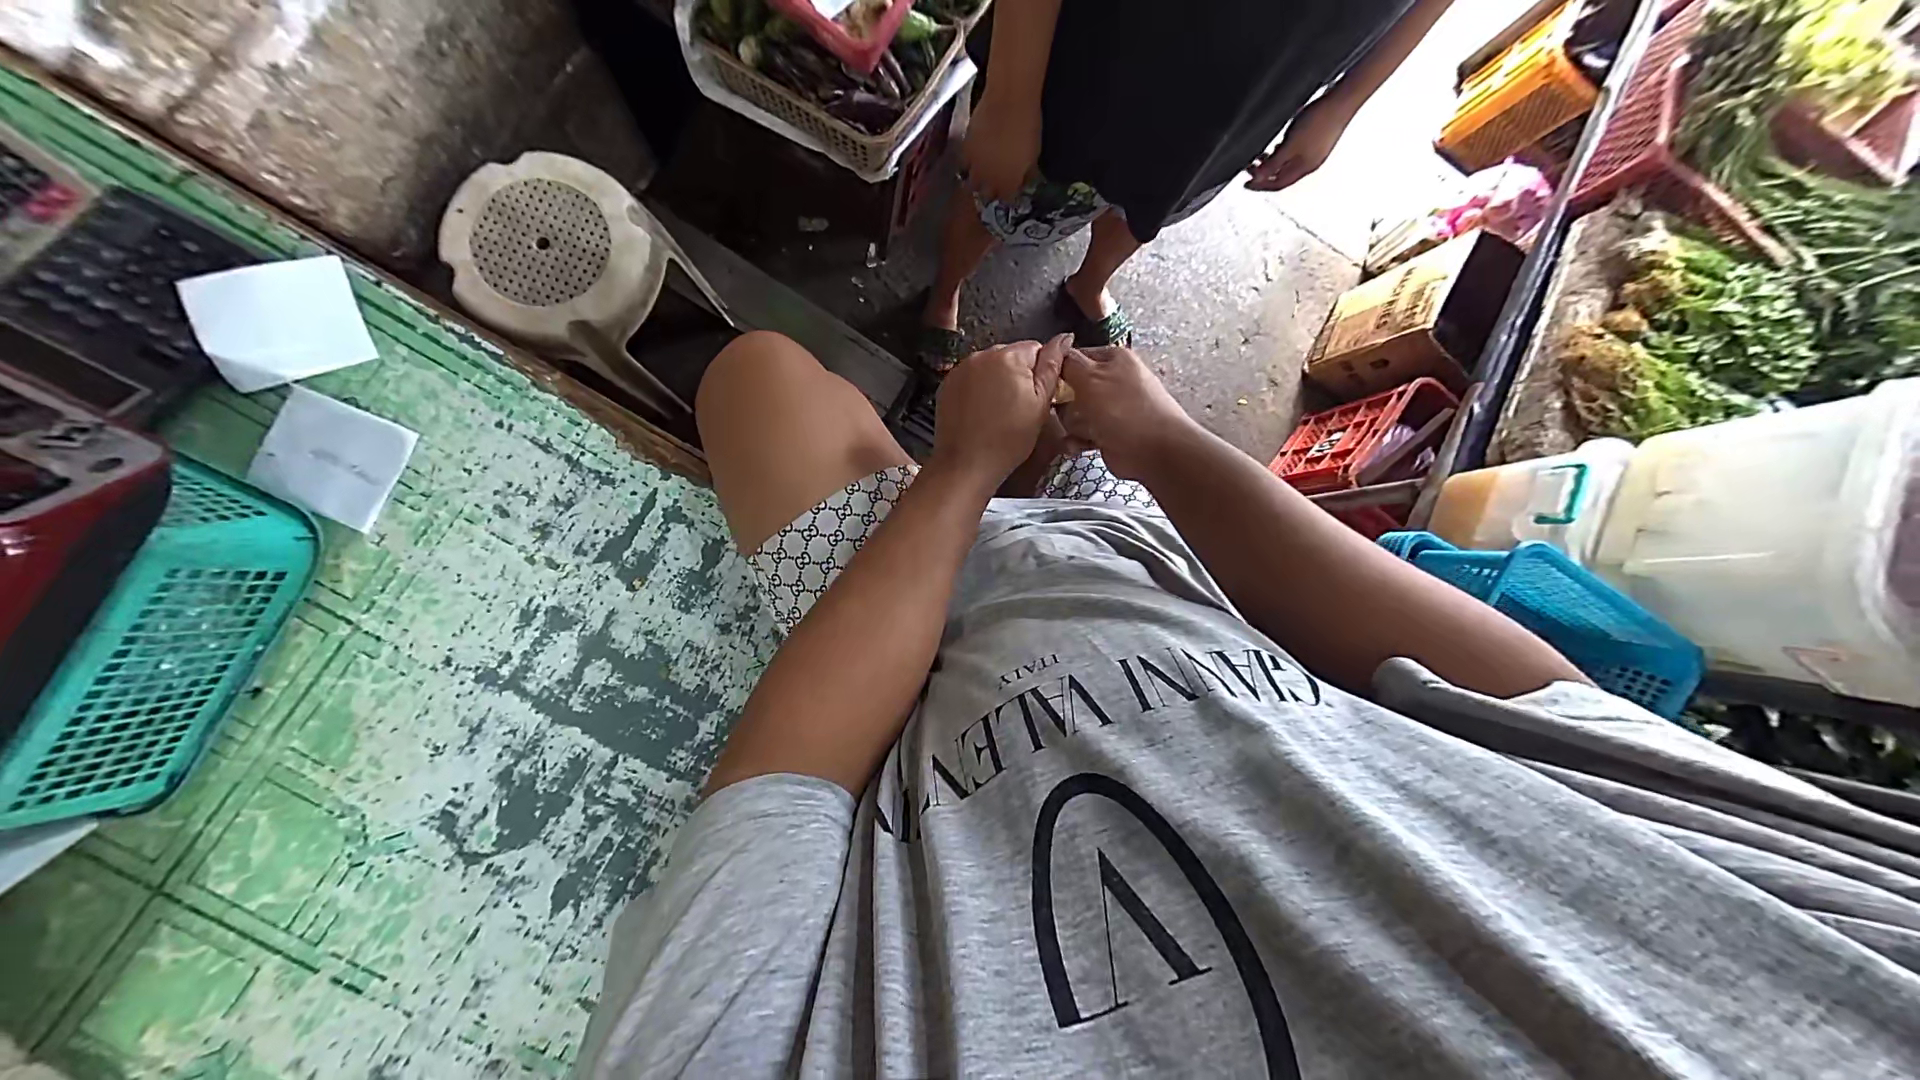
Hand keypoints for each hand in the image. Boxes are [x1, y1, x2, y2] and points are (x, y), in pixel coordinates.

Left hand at [934, 335, 1068, 486]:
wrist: (966, 464)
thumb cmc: (1007, 440)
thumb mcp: (1040, 405)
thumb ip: (1052, 366)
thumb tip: (1064, 338)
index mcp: (1009, 357)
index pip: (1035, 348)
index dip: (1040, 373)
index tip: (1036, 396)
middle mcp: (982, 355)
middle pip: (1011, 355)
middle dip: (1017, 376)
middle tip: (1018, 408)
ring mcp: (961, 369)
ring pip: (990, 367)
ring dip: (997, 382)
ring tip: (998, 413)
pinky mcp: (948, 383)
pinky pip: (971, 378)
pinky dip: (978, 391)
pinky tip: (981, 413)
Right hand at [962, 94, 1040, 201]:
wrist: (1009, 100)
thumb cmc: (1028, 126)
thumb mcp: (1033, 154)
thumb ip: (1026, 172)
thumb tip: (1023, 181)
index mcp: (1010, 182)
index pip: (1007, 199)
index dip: (1008, 195)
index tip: (1009, 190)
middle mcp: (991, 180)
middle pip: (986, 196)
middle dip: (990, 192)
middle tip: (994, 183)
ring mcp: (976, 168)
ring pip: (971, 184)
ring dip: (976, 181)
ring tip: (981, 174)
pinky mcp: (965, 151)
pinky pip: (963, 165)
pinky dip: (968, 165)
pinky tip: (973, 159)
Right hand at [1057, 346, 1201, 480]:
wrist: (1154, 451)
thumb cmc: (1123, 409)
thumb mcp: (1090, 378)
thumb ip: (1069, 363)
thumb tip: (1056, 352)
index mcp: (1113, 359)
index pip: (1074, 357)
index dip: (1058, 370)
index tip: (1049, 385)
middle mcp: (1112, 381)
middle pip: (1072, 388)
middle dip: (1066, 403)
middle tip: (1072, 411)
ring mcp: (1111, 408)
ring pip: (1075, 413)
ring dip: (1072, 425)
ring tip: (1082, 431)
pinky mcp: (1108, 433)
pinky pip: (1082, 433)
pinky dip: (1078, 440)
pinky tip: (1080, 446)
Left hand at [1246, 94, 1354, 191]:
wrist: (1344, 97)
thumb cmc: (1319, 120)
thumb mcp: (1290, 145)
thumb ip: (1273, 163)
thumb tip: (1258, 179)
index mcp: (1304, 168)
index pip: (1277, 184)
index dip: (1260, 185)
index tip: (1246, 183)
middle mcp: (1310, 163)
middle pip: (1281, 175)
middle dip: (1264, 173)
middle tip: (1250, 167)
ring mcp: (1315, 151)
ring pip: (1288, 163)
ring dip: (1272, 162)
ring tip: (1260, 156)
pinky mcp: (1318, 139)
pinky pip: (1295, 152)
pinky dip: (1283, 152)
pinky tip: (1278, 144)